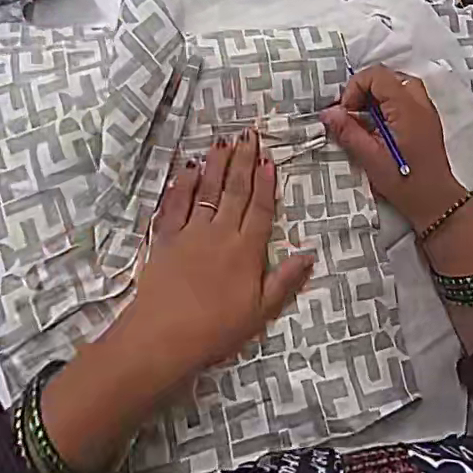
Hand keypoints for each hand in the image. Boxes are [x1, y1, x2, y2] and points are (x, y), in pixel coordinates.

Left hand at [117, 130, 315, 384]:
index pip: (260, 208)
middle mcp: (220, 233)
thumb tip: (310, 253)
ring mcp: (190, 232)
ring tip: (223, 142)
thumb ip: (285, 280)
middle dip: (244, 161)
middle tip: (249, 135)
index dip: (266, 183)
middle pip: (235, 191)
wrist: (162, 337)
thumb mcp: (260, 312)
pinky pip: (175, 204)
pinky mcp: (165, 238)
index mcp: (246, 250)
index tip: (270, 159)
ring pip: (207, 191)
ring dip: (216, 165)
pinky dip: (182, 185)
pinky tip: (187, 168)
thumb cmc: (215, 329)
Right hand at [317, 66, 467, 229]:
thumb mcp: (370, 158)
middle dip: (365, 90)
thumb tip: (328, 113)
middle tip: (354, 114)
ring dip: (377, 97)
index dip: (355, 87)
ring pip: (398, 86)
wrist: (435, 200)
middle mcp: (419, 102)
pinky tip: (380, 128)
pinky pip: (406, 98)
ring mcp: (426, 110)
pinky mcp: (426, 120)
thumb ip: (348, 131)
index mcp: (406, 108)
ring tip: (366, 121)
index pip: (377, 75)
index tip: (347, 112)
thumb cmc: (404, 181)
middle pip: (388, 77)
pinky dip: (389, 105)